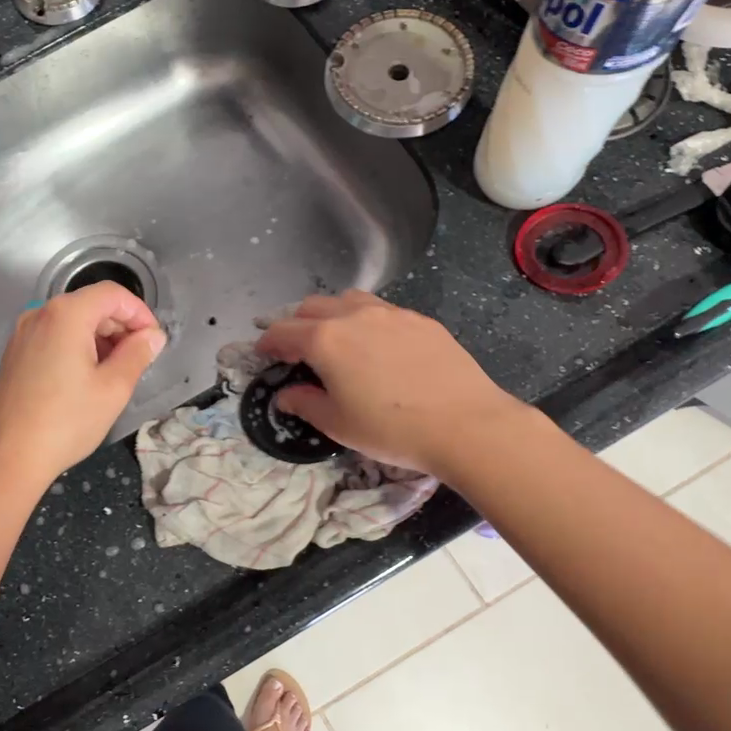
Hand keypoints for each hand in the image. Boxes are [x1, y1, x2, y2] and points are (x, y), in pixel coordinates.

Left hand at [0, 282, 166, 485]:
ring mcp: (23, 333)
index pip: (112, 294)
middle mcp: (40, 314)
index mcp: (66, 314)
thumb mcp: (113, 388)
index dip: (139, 313)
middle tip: (138, 359)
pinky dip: (76, 346)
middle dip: (119, 326)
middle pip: (90, 304)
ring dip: (99, 337)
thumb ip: (137, 354)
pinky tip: (86, 377)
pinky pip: (53, 336)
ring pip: (72, 321)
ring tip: (115, 372)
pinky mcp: (15, 352)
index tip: (153, 341)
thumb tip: (153, 336)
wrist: (11, 455)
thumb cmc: (67, 421)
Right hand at [255, 291, 531, 478]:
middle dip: (296, 325)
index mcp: (324, 340)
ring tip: (336, 340)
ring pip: (348, 301)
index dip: (267, 343)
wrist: (467, 425)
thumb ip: (304, 404)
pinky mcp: (421, 320)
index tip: (263, 355)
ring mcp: (390, 313)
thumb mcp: (337, 424)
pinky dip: (366, 322)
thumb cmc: (391, 429)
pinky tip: (378, 348)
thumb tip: (285, 396)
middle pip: (311, 307)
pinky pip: (381, 311)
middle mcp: (353, 316)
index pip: (282, 331)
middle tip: (297, 350)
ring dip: (331, 315)